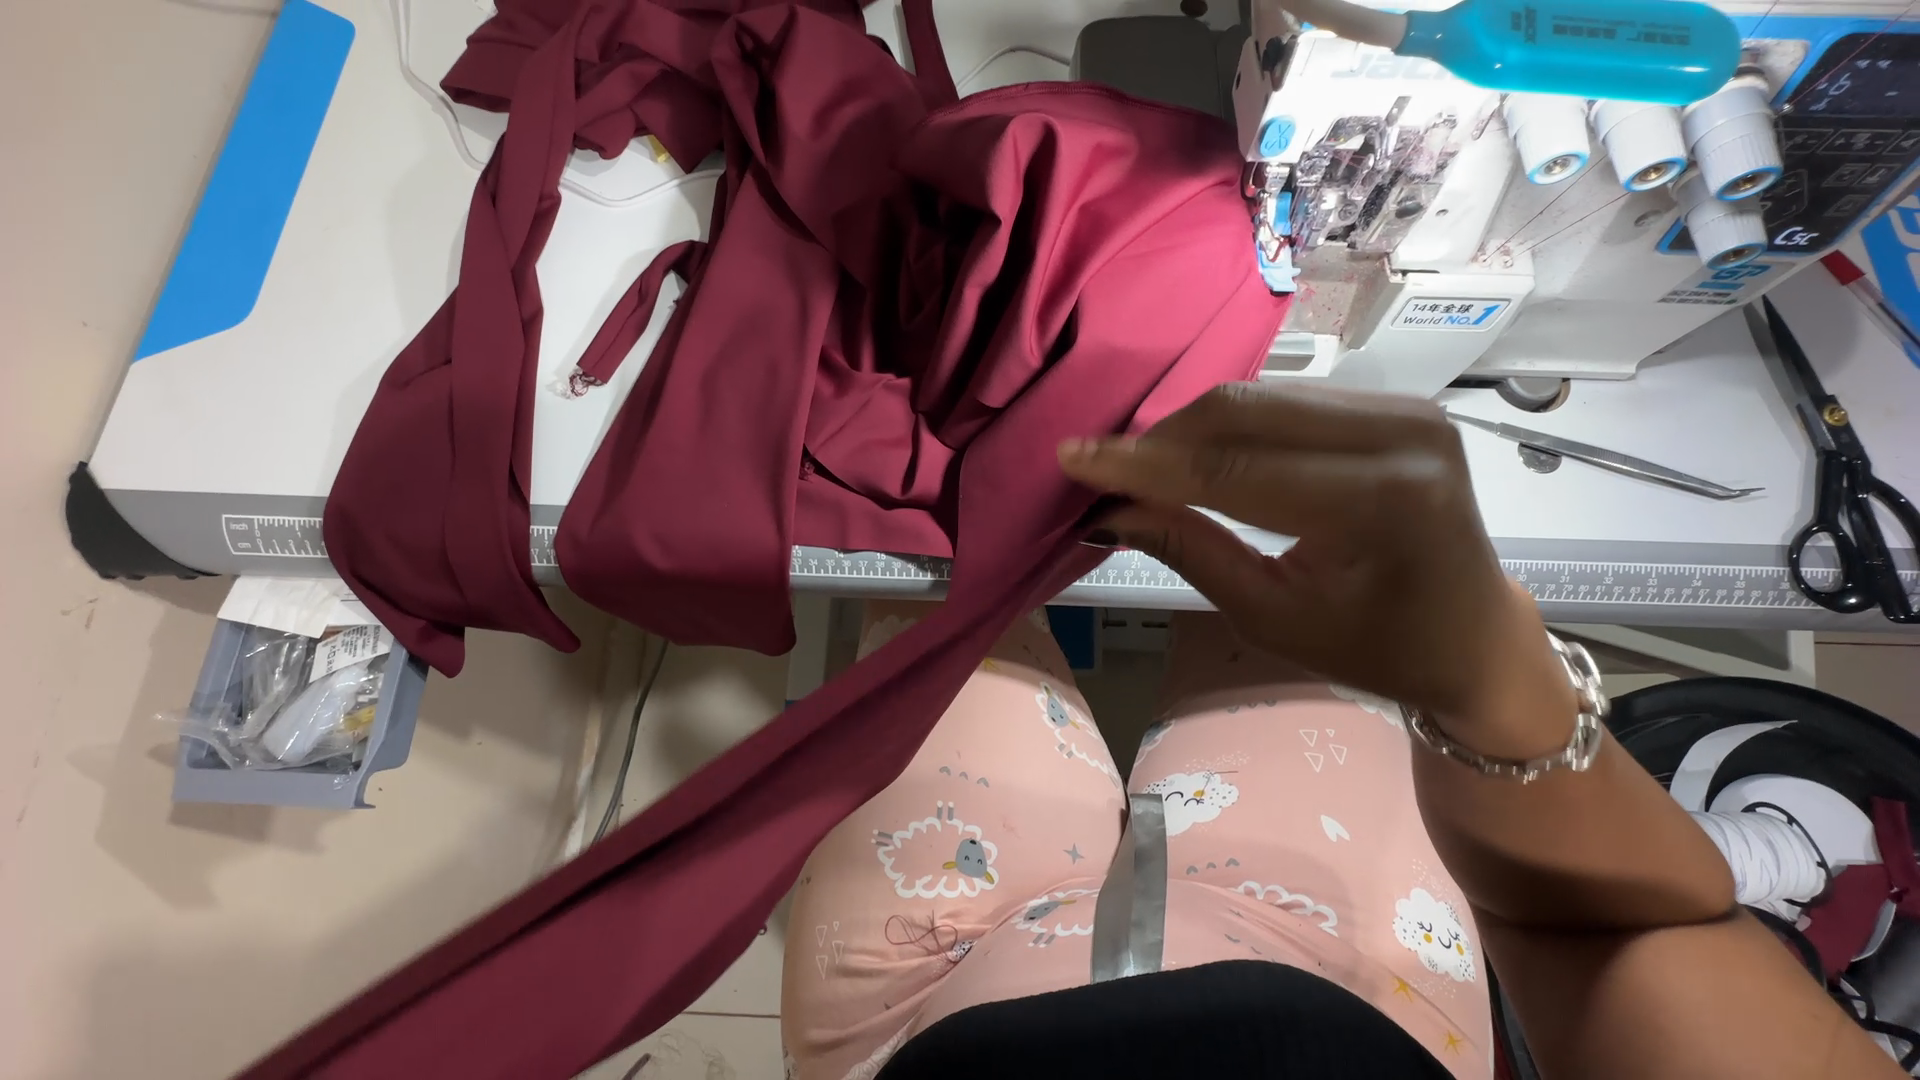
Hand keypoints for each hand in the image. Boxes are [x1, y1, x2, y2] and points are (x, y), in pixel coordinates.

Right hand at [1057, 382, 1554, 720]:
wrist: (1471, 634)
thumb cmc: (1375, 647)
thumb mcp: (1272, 616)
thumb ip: (1191, 550)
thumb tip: (1111, 508)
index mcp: (1381, 502)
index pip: (1233, 469)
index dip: (1143, 463)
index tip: (1073, 457)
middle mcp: (1401, 433)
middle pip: (1243, 411)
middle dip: (1162, 440)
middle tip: (1104, 470)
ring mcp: (1404, 407)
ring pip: (1259, 397)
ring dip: (1190, 431)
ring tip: (1145, 469)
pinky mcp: (1393, 402)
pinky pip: (1284, 400)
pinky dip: (1229, 426)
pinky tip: (1198, 456)